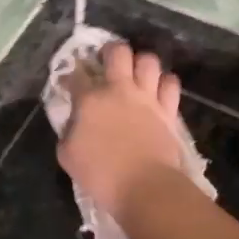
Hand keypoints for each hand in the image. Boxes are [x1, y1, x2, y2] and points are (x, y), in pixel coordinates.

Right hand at [57, 42, 185, 215]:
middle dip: (110, 51)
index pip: (75, 75)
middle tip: (106, 63)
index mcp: (90, 100)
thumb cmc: (100, 174)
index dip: (70, 76)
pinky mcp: (168, 109)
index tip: (69, 83)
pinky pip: (171, 83)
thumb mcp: (67, 156)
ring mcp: (147, 97)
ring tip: (136, 74)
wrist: (144, 187)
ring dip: (141, 63)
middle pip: (118, 51)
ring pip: (148, 60)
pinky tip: (158, 90)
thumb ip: (68, 132)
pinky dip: (164, 83)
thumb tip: (73, 123)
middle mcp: (119, 90)